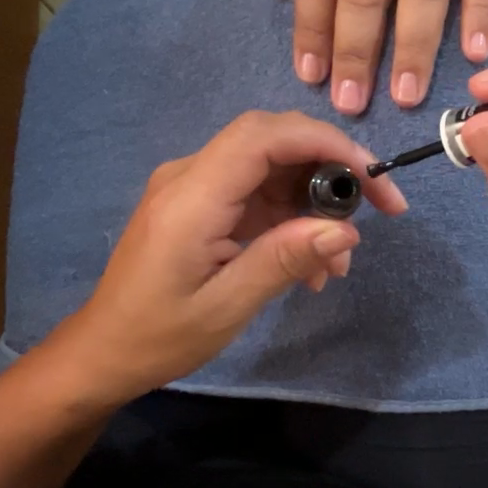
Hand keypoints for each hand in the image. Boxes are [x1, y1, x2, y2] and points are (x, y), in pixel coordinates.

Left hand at [47, 111, 406, 405]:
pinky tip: (311, 264)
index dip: (327, 143)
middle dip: (334, 164)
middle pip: (274, 139)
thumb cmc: (160, 336)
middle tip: (382, 208)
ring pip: (274, 167)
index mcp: (192, 196)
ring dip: (318, 201)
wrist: (105, 351)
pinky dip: (295, 219)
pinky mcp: (204, 205)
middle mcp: (192, 176)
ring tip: (339, 261)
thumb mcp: (228, 306)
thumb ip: (284, 259)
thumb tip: (345, 230)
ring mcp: (196, 187)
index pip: (265, 136)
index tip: (374, 177)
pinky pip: (261, 194)